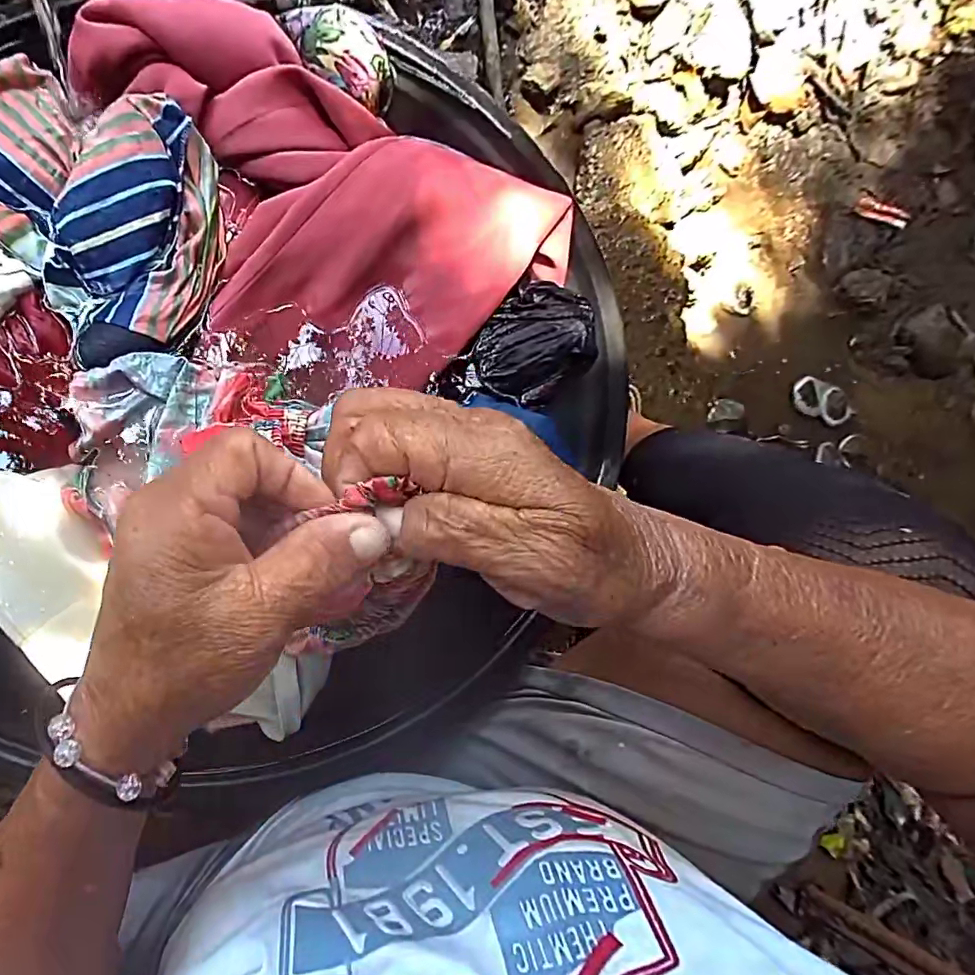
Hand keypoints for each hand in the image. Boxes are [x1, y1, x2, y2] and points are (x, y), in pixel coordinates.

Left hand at [75, 428, 393, 772]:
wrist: (129, 720)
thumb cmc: (192, 662)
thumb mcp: (265, 610)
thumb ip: (320, 561)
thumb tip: (374, 526)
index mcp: (179, 503)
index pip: (247, 449)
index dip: (295, 477)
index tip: (326, 523)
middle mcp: (165, 502)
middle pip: (245, 474)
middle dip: (294, 509)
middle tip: (325, 553)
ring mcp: (166, 528)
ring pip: (240, 503)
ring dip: (282, 532)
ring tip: (309, 574)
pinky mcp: (172, 553)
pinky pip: (225, 529)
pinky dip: (261, 548)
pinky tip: (282, 585)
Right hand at [321, 390, 663, 627]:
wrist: (630, 559)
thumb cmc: (585, 565)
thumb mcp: (523, 558)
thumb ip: (448, 530)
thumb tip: (380, 520)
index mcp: (478, 445)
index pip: (374, 431)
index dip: (350, 479)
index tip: (362, 530)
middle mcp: (465, 423)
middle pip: (365, 409)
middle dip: (344, 466)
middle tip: (363, 523)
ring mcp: (463, 432)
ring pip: (376, 419)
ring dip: (360, 468)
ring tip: (377, 520)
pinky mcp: (462, 450)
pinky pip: (399, 441)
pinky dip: (379, 472)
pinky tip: (397, 512)